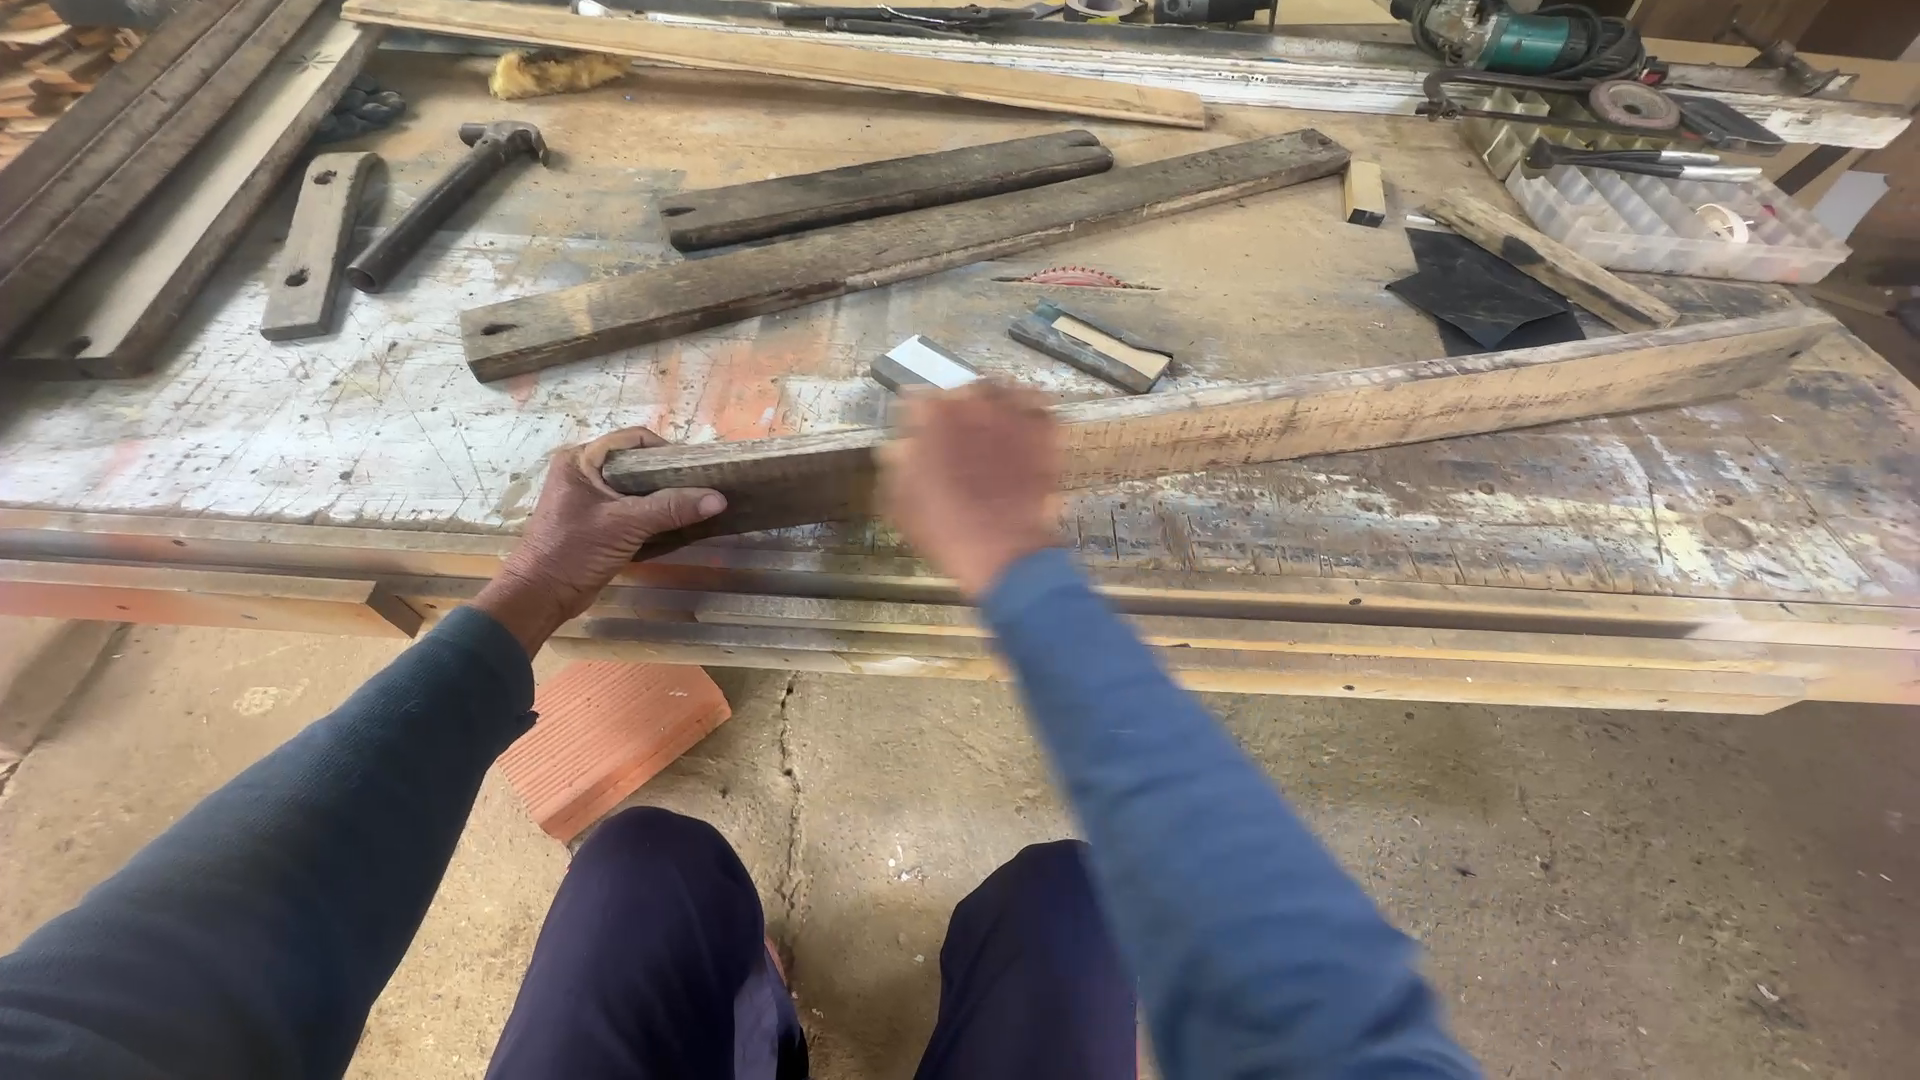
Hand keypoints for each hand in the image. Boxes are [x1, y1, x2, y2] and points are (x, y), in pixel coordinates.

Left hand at [470, 427, 725, 655]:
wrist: (542, 595)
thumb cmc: (574, 551)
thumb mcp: (626, 525)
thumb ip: (671, 509)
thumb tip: (719, 499)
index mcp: (581, 460)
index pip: (634, 440)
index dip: (667, 451)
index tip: (695, 470)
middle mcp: (585, 472)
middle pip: (638, 462)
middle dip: (670, 475)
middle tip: (700, 488)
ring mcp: (591, 497)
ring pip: (638, 486)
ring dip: (665, 496)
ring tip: (695, 504)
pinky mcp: (598, 520)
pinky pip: (634, 507)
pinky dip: (655, 513)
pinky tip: (677, 522)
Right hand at [878, 381, 1061, 599]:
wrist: (1001, 552)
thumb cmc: (945, 531)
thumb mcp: (902, 503)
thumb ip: (899, 465)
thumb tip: (900, 448)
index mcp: (931, 416)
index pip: (918, 398)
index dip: (920, 418)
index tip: (922, 433)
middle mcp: (971, 404)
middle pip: (963, 389)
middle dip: (960, 407)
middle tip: (960, 432)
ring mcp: (1011, 415)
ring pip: (1003, 390)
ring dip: (996, 404)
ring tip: (994, 425)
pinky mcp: (1043, 432)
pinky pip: (1040, 408)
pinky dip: (1032, 413)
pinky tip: (1025, 430)